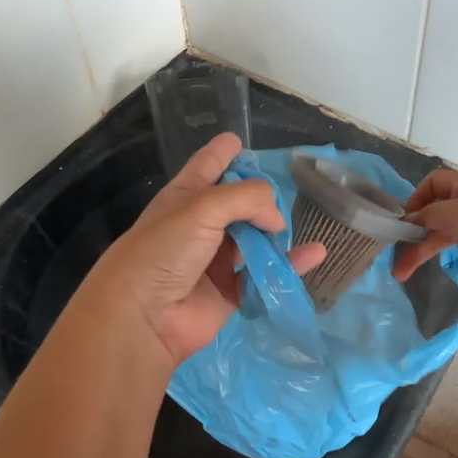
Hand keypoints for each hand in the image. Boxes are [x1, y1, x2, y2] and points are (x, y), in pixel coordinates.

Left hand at [76, 133, 324, 367]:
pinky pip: (267, 273)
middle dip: (262, 197)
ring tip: (299, 227)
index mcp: (185, 197)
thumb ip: (248, 199)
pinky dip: (291, 264)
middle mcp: (201, 225)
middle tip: (285, 197)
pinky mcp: (232, 291)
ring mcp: (217, 259)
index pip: (208, 165)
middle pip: (239, 203)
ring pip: (256, 239)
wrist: (142, 316)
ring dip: (278, 233)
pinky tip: (315, 253)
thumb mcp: (202, 207)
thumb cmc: (164, 250)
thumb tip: (277, 220)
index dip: (223, 151)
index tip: (239, 141)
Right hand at [391, 171, 457, 308]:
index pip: (436, 181)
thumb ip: (427, 214)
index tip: (404, 221)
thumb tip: (409, 220)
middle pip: (436, 210)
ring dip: (420, 249)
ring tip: (401, 273)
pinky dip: (437, 254)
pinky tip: (425, 266)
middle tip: (395, 255)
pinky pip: (454, 245)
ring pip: (443, 232)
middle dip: (414, 231)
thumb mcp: (454, 215)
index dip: (416, 197)